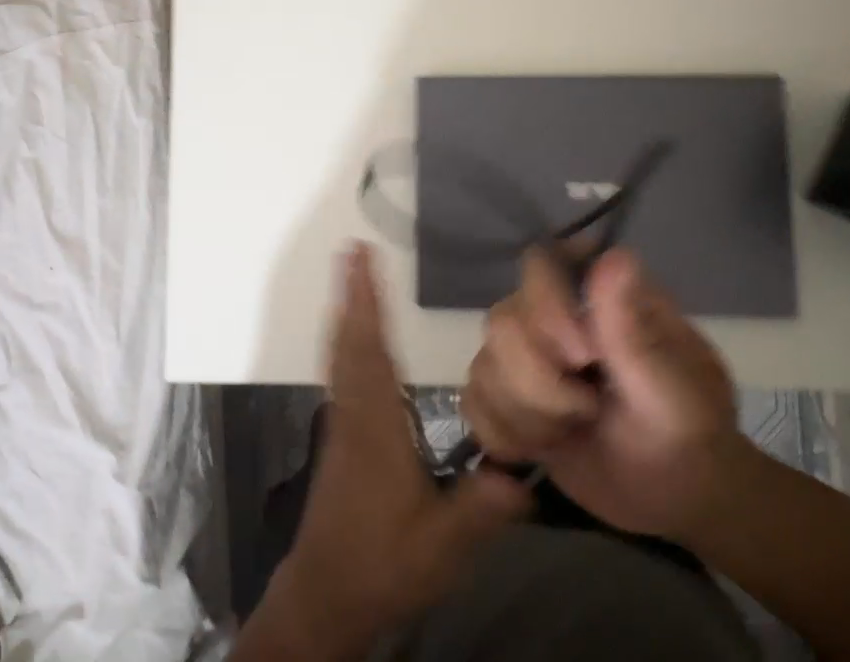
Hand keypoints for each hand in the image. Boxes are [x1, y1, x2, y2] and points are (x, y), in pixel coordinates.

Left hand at [257, 245, 529, 660]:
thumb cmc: (382, 565)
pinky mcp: (339, 443)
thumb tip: (524, 474)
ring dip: (346, 317)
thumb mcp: (443, 545)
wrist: (325, 595)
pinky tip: (358, 348)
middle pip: (348, 345)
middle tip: (352, 252)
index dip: (366, 305)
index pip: (371, 354)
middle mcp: (353, 417)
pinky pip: (340, 377)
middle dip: (352, 297)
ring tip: (354, 283)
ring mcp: (342, 428)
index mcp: (376, 429)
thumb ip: (483, 508)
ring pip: (339, 360)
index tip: (359, 261)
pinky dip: (346, 347)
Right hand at [461, 247, 747, 540]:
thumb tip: (615, 257)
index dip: (547, 306)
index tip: (583, 354)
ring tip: (574, 430)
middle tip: (589, 409)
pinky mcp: (507, 399)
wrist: (676, 496)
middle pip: (502, 321)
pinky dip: (504, 435)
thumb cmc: (690, 433)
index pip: (543, 264)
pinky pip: (473, 403)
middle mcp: (553, 316)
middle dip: (539, 381)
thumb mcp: (676, 391)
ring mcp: (526, 358)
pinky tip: (542, 449)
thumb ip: (636, 333)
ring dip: (527, 415)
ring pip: (483, 367)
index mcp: (600, 296)